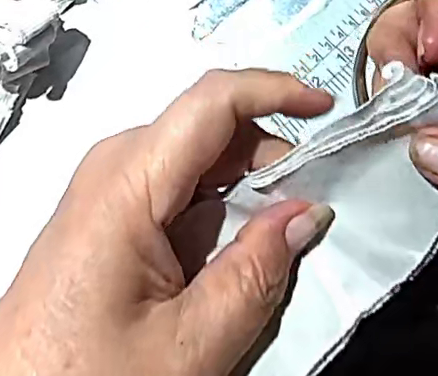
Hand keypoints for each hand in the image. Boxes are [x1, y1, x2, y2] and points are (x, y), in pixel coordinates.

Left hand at [0, 70, 336, 375]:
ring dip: (248, 189)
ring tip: (272, 245)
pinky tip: (231, 259)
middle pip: (215, 128)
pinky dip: (221, 210)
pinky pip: (182, 188)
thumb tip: (308, 211)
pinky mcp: (112, 209)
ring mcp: (114, 183)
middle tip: (308, 209)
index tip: (325, 107)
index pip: (216, 99)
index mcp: (132, 176)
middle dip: (270, 157)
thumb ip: (256, 274)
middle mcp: (122, 160)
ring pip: (203, 159)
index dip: (276, 90)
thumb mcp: (185, 347)